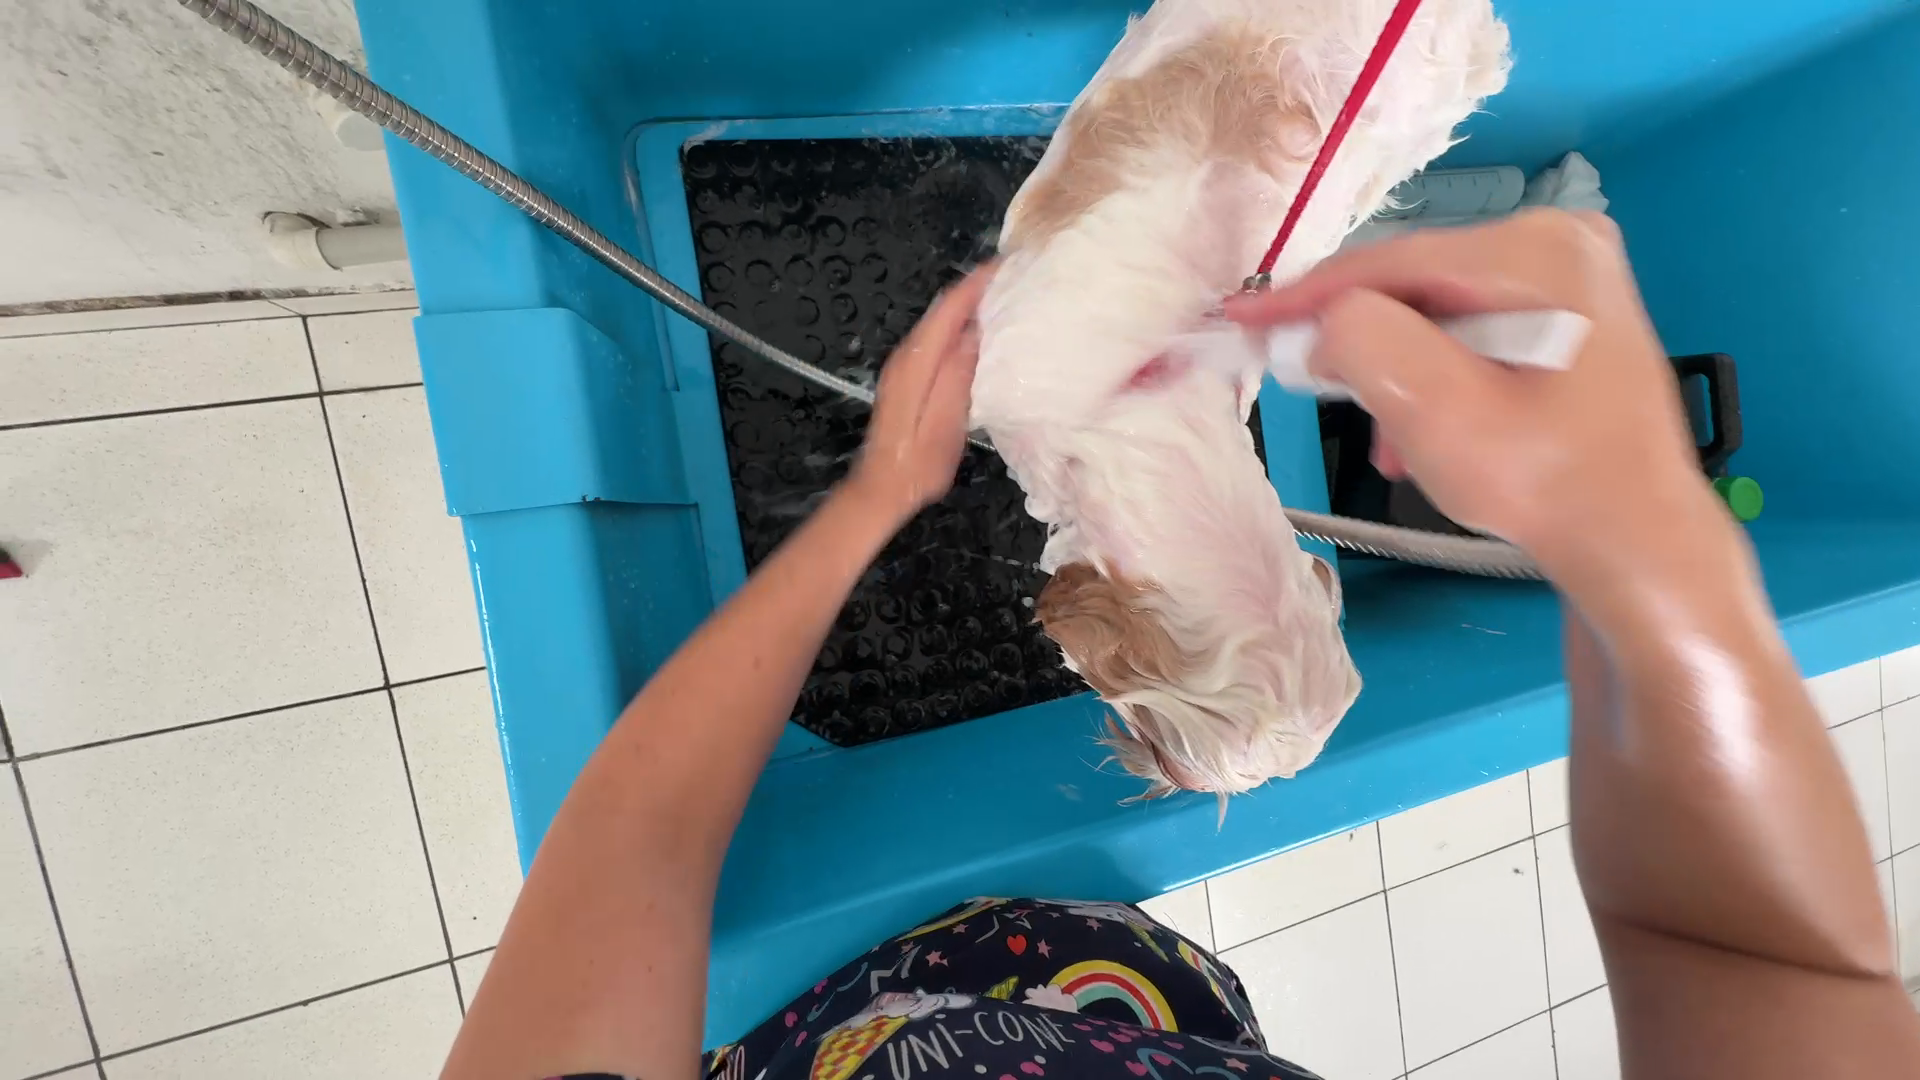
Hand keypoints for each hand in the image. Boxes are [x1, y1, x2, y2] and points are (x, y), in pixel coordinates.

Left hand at [844, 264, 994, 524]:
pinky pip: (938, 342)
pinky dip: (961, 330)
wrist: (882, 489)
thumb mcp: (945, 423)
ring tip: (1006, 301)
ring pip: (940, 325)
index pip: (948, 309)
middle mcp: (907, 357)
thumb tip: (975, 334)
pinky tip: (983, 336)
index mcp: (916, 362)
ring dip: (969, 310)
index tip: (1008, 265)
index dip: (977, 284)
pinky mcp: (909, 380)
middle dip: (976, 291)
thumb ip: (958, 375)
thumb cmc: (918, 465)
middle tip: (1015, 280)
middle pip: (943, 311)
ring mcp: (905, 367)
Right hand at [1225, 209, 1722, 579]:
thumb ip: (1367, 343)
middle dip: (1353, 343)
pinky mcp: (1553, 313)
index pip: (1387, 262)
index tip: (1240, 316)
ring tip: (1382, 437)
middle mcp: (1552, 243)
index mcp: (1536, 252)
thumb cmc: (1538, 478)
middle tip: (1310, 389)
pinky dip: (1419, 379)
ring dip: (1385, 373)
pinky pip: (1452, 334)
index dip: (1302, 294)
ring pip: (1422, 315)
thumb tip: (1321, 323)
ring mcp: (1558, 278)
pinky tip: (1415, 431)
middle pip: (1405, 287)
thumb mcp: (1436, 410)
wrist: (1628, 535)